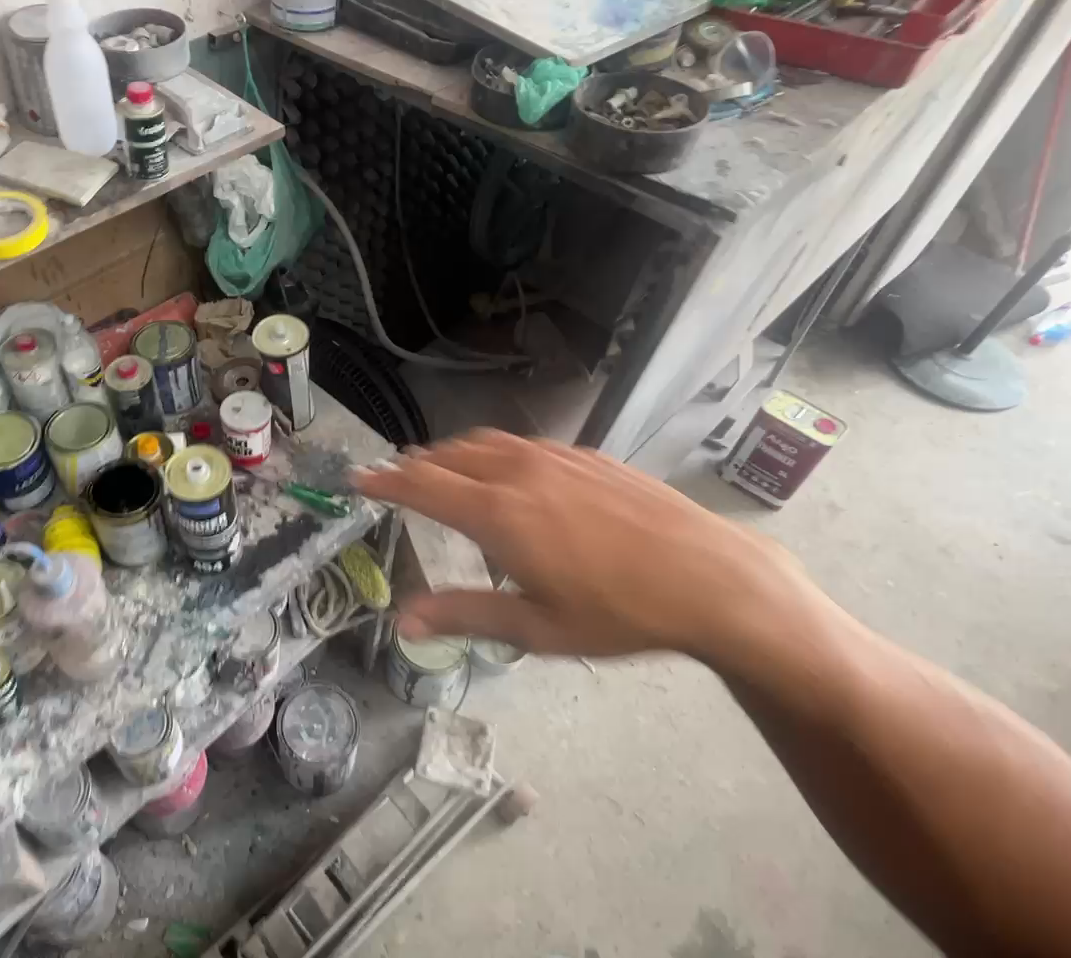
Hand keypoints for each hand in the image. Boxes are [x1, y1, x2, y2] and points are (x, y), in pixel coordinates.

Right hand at [351, 429, 828, 659]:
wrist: (710, 577)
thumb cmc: (619, 613)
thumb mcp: (537, 627)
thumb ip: (465, 615)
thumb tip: (403, 620)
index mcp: (499, 514)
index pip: (423, 486)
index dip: (386, 481)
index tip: (359, 479)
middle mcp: (520, 473)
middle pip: (451, 456)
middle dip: (417, 465)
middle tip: (397, 479)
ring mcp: (558, 458)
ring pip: (488, 444)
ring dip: (455, 455)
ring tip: (443, 471)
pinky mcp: (590, 457)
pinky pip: (524, 445)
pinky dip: (495, 454)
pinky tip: (510, 476)